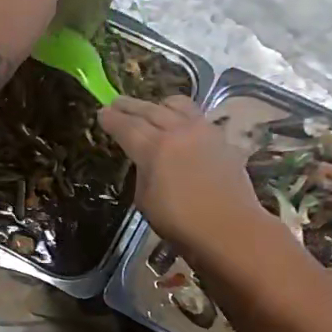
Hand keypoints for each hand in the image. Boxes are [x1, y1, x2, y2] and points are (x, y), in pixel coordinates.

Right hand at [99, 95, 261, 249]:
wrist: (230, 229)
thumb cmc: (181, 223)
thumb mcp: (146, 201)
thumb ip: (143, 174)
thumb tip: (147, 161)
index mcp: (154, 148)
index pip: (126, 127)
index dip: (111, 119)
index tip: (101, 113)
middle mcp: (178, 132)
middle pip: (149, 110)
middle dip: (130, 106)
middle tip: (117, 103)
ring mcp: (203, 131)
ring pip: (178, 106)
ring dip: (159, 105)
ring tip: (152, 108)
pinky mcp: (222, 139)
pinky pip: (198, 118)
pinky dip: (183, 116)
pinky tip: (181, 125)